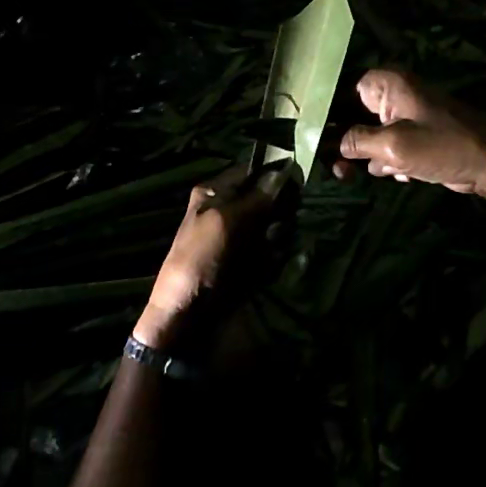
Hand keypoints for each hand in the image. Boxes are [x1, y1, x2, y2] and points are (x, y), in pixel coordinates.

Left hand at [136, 165, 287, 349]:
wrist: (189, 315)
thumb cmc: (200, 259)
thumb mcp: (225, 220)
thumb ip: (256, 197)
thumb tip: (285, 171)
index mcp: (215, 194)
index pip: (251, 171)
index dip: (274, 174)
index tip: (297, 179)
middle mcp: (230, 212)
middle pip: (270, 200)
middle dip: (279, 212)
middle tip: (275, 225)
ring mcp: (242, 239)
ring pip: (277, 227)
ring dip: (279, 238)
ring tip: (267, 252)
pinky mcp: (252, 264)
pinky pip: (274, 253)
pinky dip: (274, 261)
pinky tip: (265, 270)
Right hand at [333, 69, 485, 201]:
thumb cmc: (444, 147)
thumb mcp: (392, 145)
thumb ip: (356, 141)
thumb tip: (335, 145)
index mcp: (388, 84)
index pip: (341, 92)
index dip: (329, 117)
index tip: (318, 142)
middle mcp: (394, 93)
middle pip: (353, 116)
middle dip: (348, 144)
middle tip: (340, 169)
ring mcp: (406, 115)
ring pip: (369, 135)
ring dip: (370, 157)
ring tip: (382, 171)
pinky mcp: (416, 135)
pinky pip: (388, 146)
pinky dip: (390, 161)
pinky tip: (403, 173)